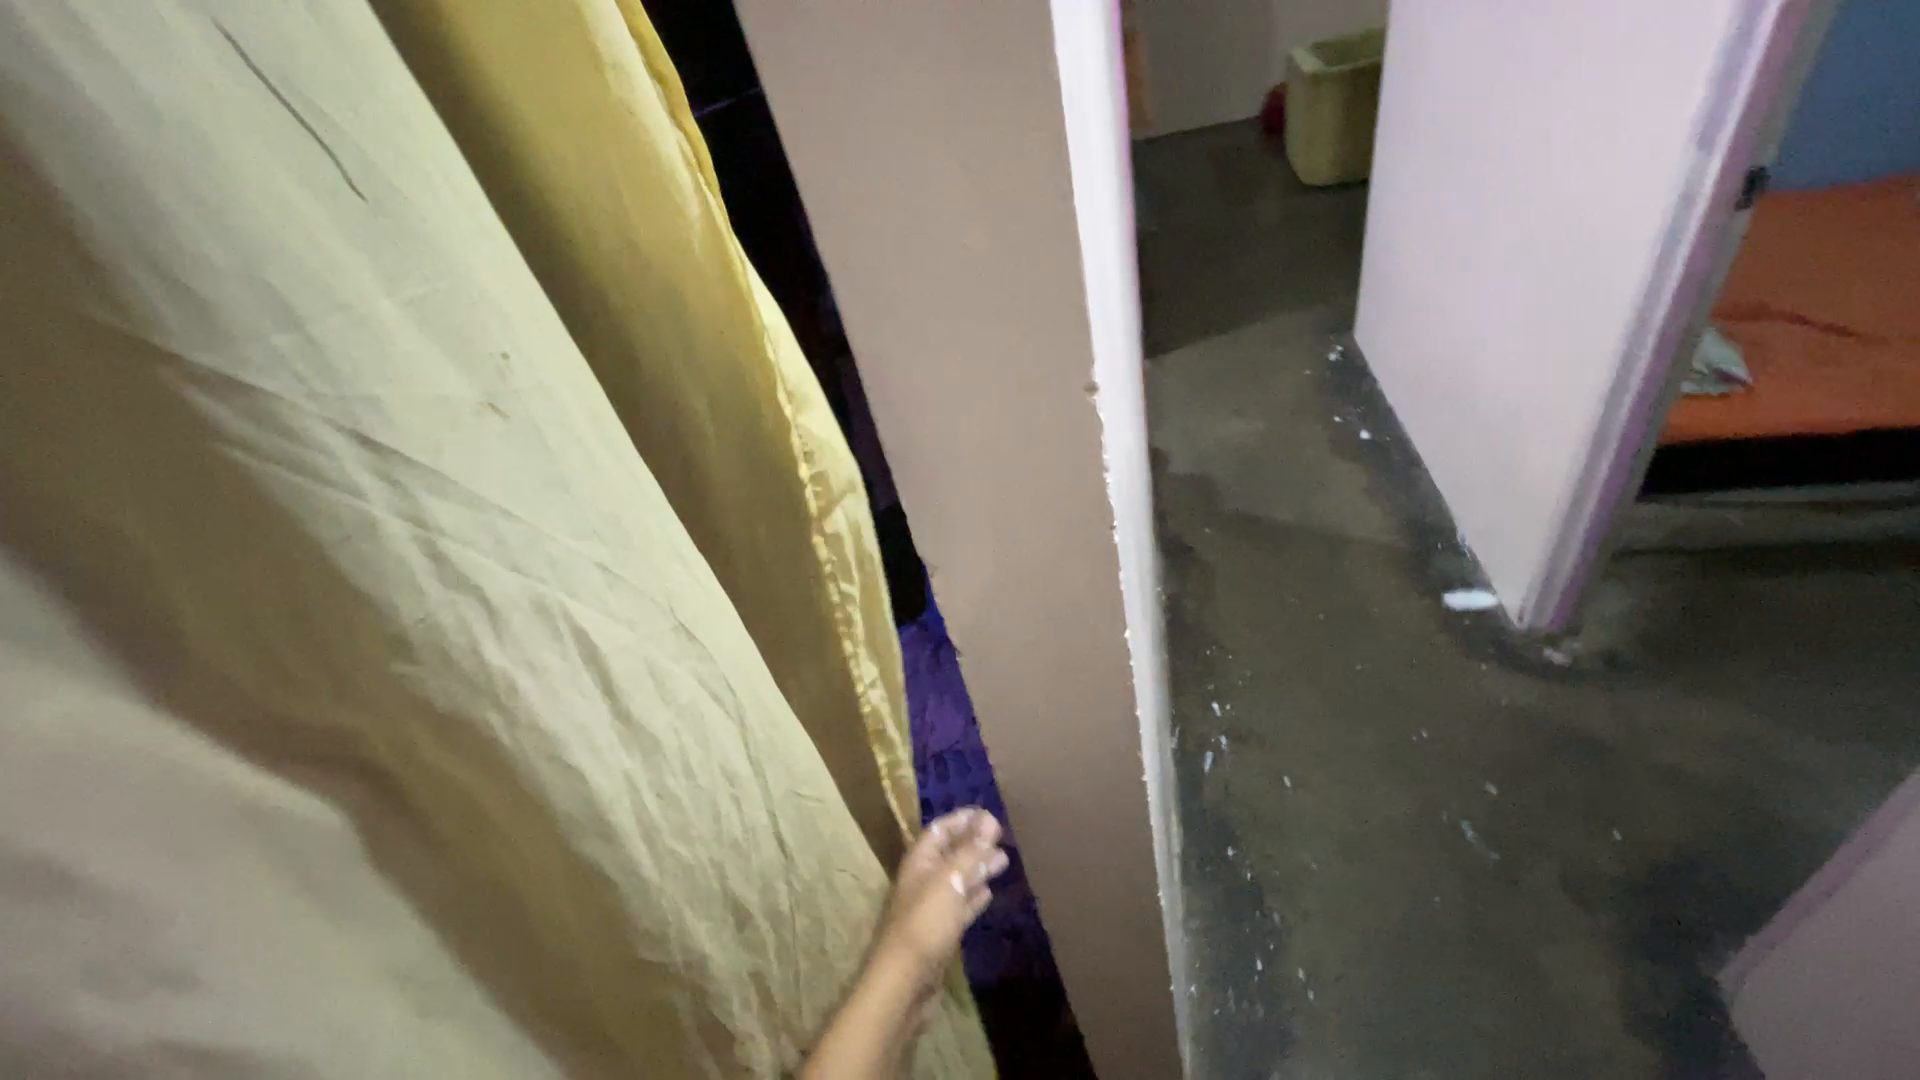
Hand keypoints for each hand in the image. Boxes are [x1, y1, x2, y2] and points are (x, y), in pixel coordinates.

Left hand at [870, 807, 1008, 996]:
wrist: (904, 980)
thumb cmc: (925, 923)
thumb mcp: (949, 880)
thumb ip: (970, 851)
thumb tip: (989, 820)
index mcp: (919, 861)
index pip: (940, 830)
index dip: (963, 819)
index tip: (989, 815)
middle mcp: (923, 879)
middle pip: (950, 852)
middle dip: (974, 842)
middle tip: (1001, 835)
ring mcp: (930, 906)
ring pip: (957, 878)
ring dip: (977, 867)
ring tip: (1002, 860)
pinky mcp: (939, 931)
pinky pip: (959, 904)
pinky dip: (973, 895)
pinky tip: (988, 892)